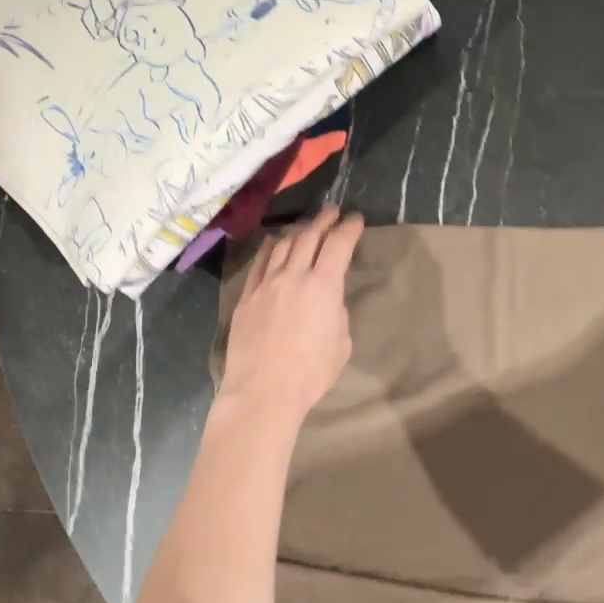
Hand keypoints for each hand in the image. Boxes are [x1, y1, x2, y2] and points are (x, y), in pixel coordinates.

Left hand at [218, 206, 363, 418]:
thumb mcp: (341, 344)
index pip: (338, 245)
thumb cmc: (312, 373)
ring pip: (282, 245)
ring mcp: (266, 284)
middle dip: (324, 221)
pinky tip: (275, 245)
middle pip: (309, 237)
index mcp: (323, 287)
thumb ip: (337, 315)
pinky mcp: (247, 297)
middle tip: (333, 213)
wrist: (264, 389)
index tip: (356, 220)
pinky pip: (260, 263)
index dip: (349, 229)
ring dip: (298, 232)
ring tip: (307, 228)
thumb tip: (328, 302)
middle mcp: (293, 276)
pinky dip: (271, 249)